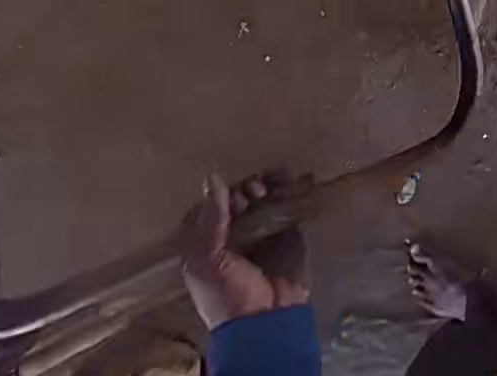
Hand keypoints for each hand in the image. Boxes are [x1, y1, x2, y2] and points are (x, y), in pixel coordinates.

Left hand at [180, 172, 309, 329]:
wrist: (267, 323)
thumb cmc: (228, 295)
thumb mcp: (208, 261)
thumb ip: (211, 219)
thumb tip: (212, 177)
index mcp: (211, 240)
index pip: (213, 204)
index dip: (219, 193)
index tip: (227, 191)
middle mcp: (237, 232)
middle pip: (240, 196)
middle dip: (244, 189)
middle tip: (251, 194)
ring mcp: (264, 231)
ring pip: (263, 196)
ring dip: (264, 185)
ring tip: (264, 190)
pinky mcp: (288, 232)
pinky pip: (287, 203)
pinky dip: (288, 186)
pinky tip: (288, 174)